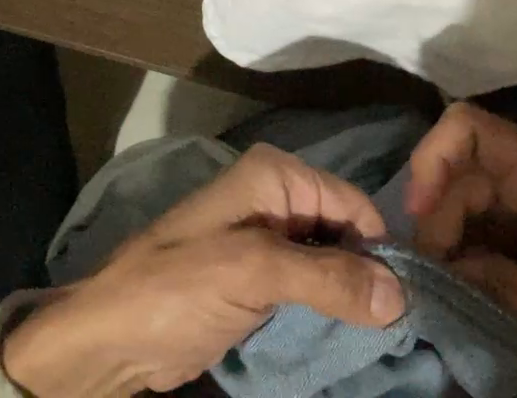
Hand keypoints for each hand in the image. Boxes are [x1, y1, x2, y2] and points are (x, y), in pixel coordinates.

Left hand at [3, 144, 405, 397]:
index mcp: (275, 176)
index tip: (406, 303)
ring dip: (351, 299)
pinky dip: (329, 311)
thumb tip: (401, 294)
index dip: (380, 250)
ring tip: (380, 339)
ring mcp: (266, 240)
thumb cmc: (177, 289)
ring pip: (330, 263)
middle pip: (345, 232)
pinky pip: (310, 288)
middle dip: (368, 276)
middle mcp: (276, 198)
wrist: (110, 339)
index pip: (353, 204)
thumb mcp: (254, 273)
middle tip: (396, 329)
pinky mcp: (259, 279)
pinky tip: (347, 338)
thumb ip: (328, 278)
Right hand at [407, 105, 516, 397]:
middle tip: (433, 270)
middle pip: (462, 167)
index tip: (418, 215)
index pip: (466, 127)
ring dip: (451, 233)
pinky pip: (490, 221)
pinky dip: (471, 246)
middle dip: (438, 212)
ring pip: (471, 196)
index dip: (431, 159)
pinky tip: (465, 280)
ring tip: (446, 281)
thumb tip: (425, 266)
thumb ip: (486, 278)